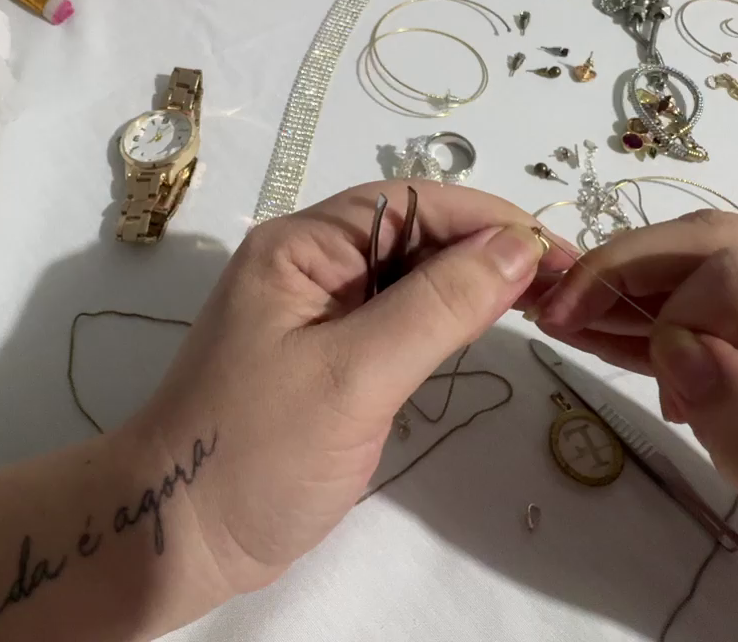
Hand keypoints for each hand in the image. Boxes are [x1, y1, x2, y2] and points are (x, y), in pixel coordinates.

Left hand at [120, 181, 574, 600]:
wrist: (176, 533)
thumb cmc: (256, 451)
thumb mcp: (354, 375)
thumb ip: (436, 307)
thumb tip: (516, 245)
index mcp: (300, 245)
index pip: (408, 204)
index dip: (486, 219)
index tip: (557, 250)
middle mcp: (307, 261)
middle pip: (410, 232)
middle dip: (483, 247)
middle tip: (561, 282)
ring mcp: (315, 305)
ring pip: (406, 273)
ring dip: (468, 280)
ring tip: (538, 299)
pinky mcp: (326, 349)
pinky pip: (393, 314)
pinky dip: (441, 316)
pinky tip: (479, 325)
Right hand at [529, 211, 737, 641]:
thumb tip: (676, 346)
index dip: (678, 318)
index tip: (651, 390)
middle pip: (728, 241)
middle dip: (630, 268)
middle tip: (554, 313)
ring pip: (718, 252)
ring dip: (635, 278)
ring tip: (561, 310)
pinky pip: (730, 291)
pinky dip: (662, 306)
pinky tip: (606, 324)